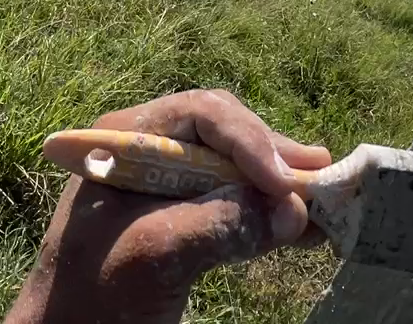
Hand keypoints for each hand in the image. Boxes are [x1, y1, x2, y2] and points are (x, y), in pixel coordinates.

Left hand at [5, 90, 332, 323]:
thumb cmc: (91, 298)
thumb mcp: (153, 254)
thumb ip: (219, 225)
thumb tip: (295, 211)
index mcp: (126, 138)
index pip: (199, 115)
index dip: (247, 140)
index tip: (283, 181)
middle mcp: (149, 148)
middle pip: (223, 133)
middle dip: (270, 154)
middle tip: (317, 172)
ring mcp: (167, 182)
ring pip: (234, 165)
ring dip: (276, 182)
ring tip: (321, 191)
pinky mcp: (183, 216)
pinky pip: (233, 200)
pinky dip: (268, 211)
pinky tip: (301, 223)